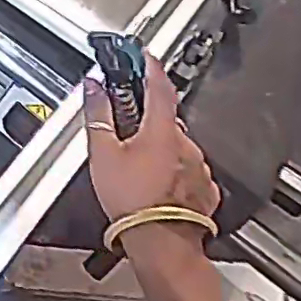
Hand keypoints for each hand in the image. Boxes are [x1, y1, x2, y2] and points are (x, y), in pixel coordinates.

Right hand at [82, 70, 220, 223]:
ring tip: (136, 165)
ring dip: (159, 147)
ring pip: (176, 146)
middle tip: (126, 126)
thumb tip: (94, 88)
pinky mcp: (205, 189)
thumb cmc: (132, 200)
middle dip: (147, 118)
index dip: (152, 68)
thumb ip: (99, 115)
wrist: (161, 244)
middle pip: (165, 119)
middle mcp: (187, 145)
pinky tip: (154, 183)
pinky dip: (171, 169)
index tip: (146, 56)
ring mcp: (199, 168)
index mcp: (162, 130)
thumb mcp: (104, 153)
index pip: (160, 87)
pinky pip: (186, 169)